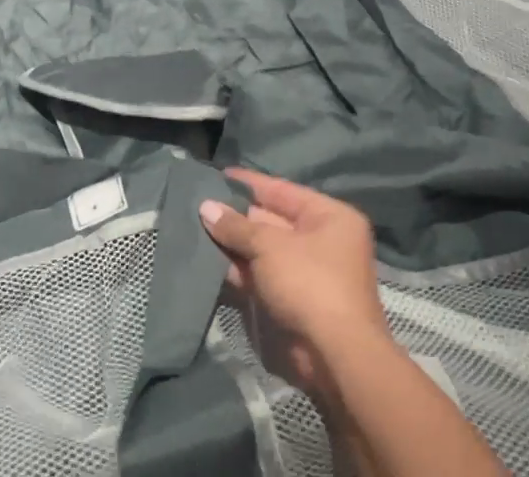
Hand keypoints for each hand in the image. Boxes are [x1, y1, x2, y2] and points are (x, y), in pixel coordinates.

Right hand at [199, 168, 392, 396]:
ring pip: (263, 248)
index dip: (248, 182)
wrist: (335, 353)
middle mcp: (322, 239)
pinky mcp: (294, 297)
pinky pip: (262, 273)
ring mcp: (308, 270)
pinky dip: (239, 268)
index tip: (215, 175)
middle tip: (196, 203)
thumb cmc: (309, 282)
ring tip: (193, 228)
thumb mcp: (268, 246)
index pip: (281, 190)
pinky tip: (208, 260)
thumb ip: (236, 225)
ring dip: (233, 243)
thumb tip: (206, 207)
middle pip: (270, 219)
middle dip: (235, 215)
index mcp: (330, 217)